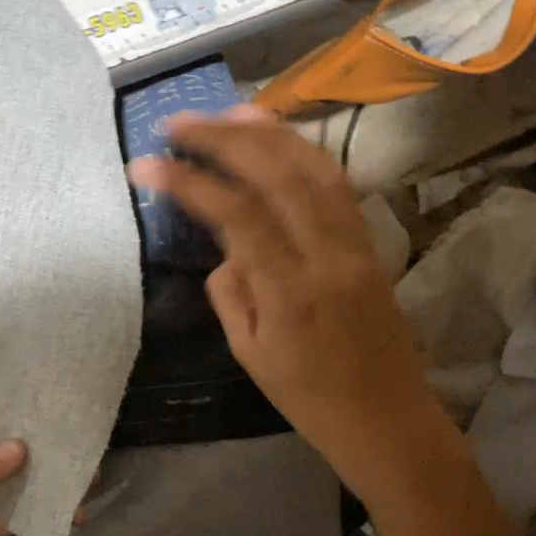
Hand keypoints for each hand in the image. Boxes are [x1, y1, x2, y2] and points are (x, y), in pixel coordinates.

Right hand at [128, 107, 451, 477]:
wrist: (390, 422)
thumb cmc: (308, 398)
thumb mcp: (249, 352)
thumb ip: (230, 290)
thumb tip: (225, 247)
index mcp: (290, 291)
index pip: (236, 215)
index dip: (188, 181)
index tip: (146, 165)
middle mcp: (328, 256)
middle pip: (277, 175)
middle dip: (223, 139)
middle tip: (178, 122)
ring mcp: (357, 245)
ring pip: (315, 168)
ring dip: (268, 133)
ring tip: (226, 112)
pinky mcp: (371, 244)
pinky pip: (339, 184)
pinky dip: (305, 152)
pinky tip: (278, 138)